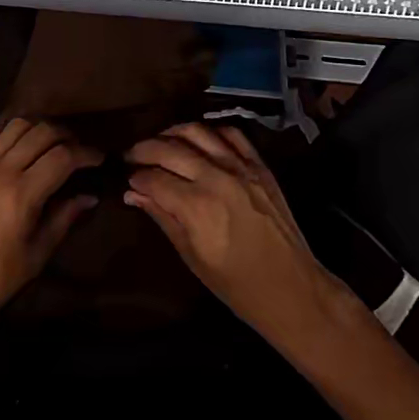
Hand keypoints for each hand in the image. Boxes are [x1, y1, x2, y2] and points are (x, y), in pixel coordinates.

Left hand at [0, 120, 101, 370]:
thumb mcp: (38, 253)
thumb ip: (65, 217)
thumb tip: (89, 196)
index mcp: (22, 194)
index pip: (63, 156)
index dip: (86, 154)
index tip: (99, 160)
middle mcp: (3, 171)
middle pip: (43, 132)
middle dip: (68, 136)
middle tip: (80, 152)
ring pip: (17, 125)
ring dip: (40, 129)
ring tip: (53, 146)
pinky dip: (11, 133)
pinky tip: (21, 148)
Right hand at [124, 123, 336, 333]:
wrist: (292, 288)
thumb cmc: (237, 285)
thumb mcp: (192, 258)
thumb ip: (162, 217)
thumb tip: (132, 193)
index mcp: (196, 207)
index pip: (153, 178)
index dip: (135, 177)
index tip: (126, 179)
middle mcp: (216, 177)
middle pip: (169, 149)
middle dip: (144, 150)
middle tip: (132, 156)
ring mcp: (240, 167)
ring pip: (197, 132)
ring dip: (172, 133)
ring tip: (159, 142)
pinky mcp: (259, 164)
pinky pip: (230, 133)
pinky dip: (209, 131)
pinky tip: (197, 140)